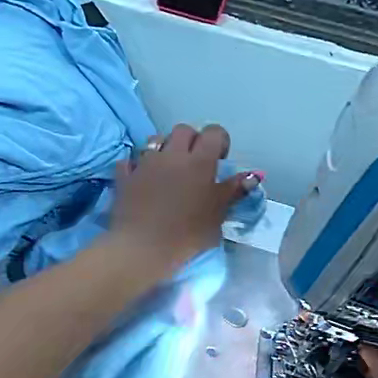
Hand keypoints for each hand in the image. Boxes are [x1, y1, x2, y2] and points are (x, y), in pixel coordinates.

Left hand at [106, 123, 257, 273]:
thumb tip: (251, 176)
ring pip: (155, 140)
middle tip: (195, 163)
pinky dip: (136, 166)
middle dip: (191, 140)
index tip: (220, 160)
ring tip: (168, 170)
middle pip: (183, 130)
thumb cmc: (187, 233)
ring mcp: (146, 164)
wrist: (143, 247)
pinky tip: (141, 179)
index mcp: (199, 162)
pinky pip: (130, 161)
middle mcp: (172, 155)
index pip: (214, 132)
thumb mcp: (217, 215)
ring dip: (164, 149)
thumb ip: (233, 192)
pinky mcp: (125, 177)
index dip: (219, 141)